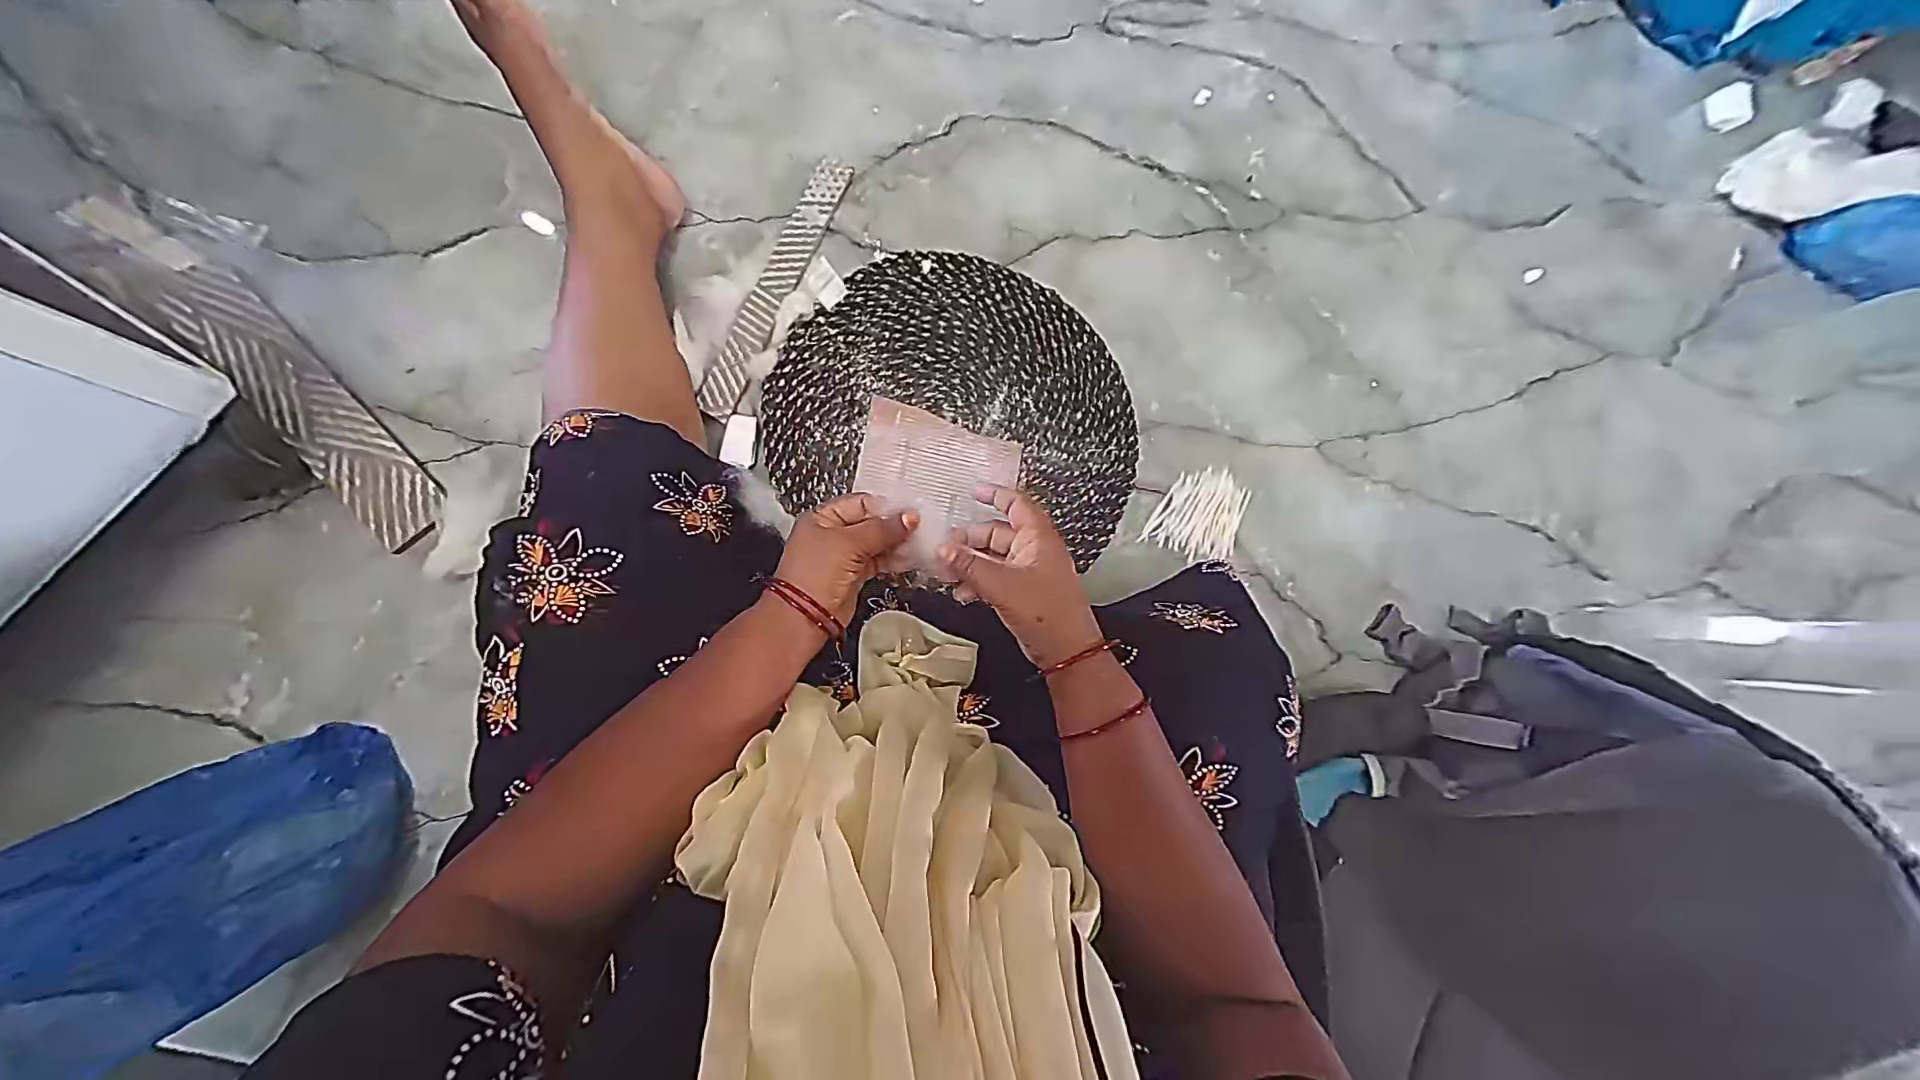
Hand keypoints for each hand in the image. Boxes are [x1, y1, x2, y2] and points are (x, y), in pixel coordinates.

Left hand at [773, 494, 917, 628]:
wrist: (805, 617)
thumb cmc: (814, 576)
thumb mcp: (850, 544)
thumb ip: (882, 529)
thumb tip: (908, 518)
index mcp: (823, 517)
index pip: (861, 503)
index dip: (885, 508)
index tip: (908, 513)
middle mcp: (832, 534)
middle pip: (871, 523)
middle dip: (894, 527)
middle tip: (916, 529)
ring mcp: (843, 555)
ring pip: (876, 543)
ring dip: (896, 544)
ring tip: (916, 544)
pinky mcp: (853, 574)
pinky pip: (877, 561)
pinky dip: (892, 559)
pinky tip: (908, 558)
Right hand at [938, 485, 1103, 667]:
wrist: (1065, 650)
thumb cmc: (1046, 613)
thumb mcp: (1001, 585)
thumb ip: (969, 565)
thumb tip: (944, 550)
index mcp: (1038, 538)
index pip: (1016, 504)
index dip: (995, 495)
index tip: (973, 493)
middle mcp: (1034, 550)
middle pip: (996, 533)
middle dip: (969, 541)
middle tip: (945, 551)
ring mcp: (1028, 571)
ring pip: (992, 557)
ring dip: (969, 564)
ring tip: (948, 576)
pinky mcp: (1022, 591)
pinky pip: (995, 577)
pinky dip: (978, 582)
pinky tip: (962, 594)